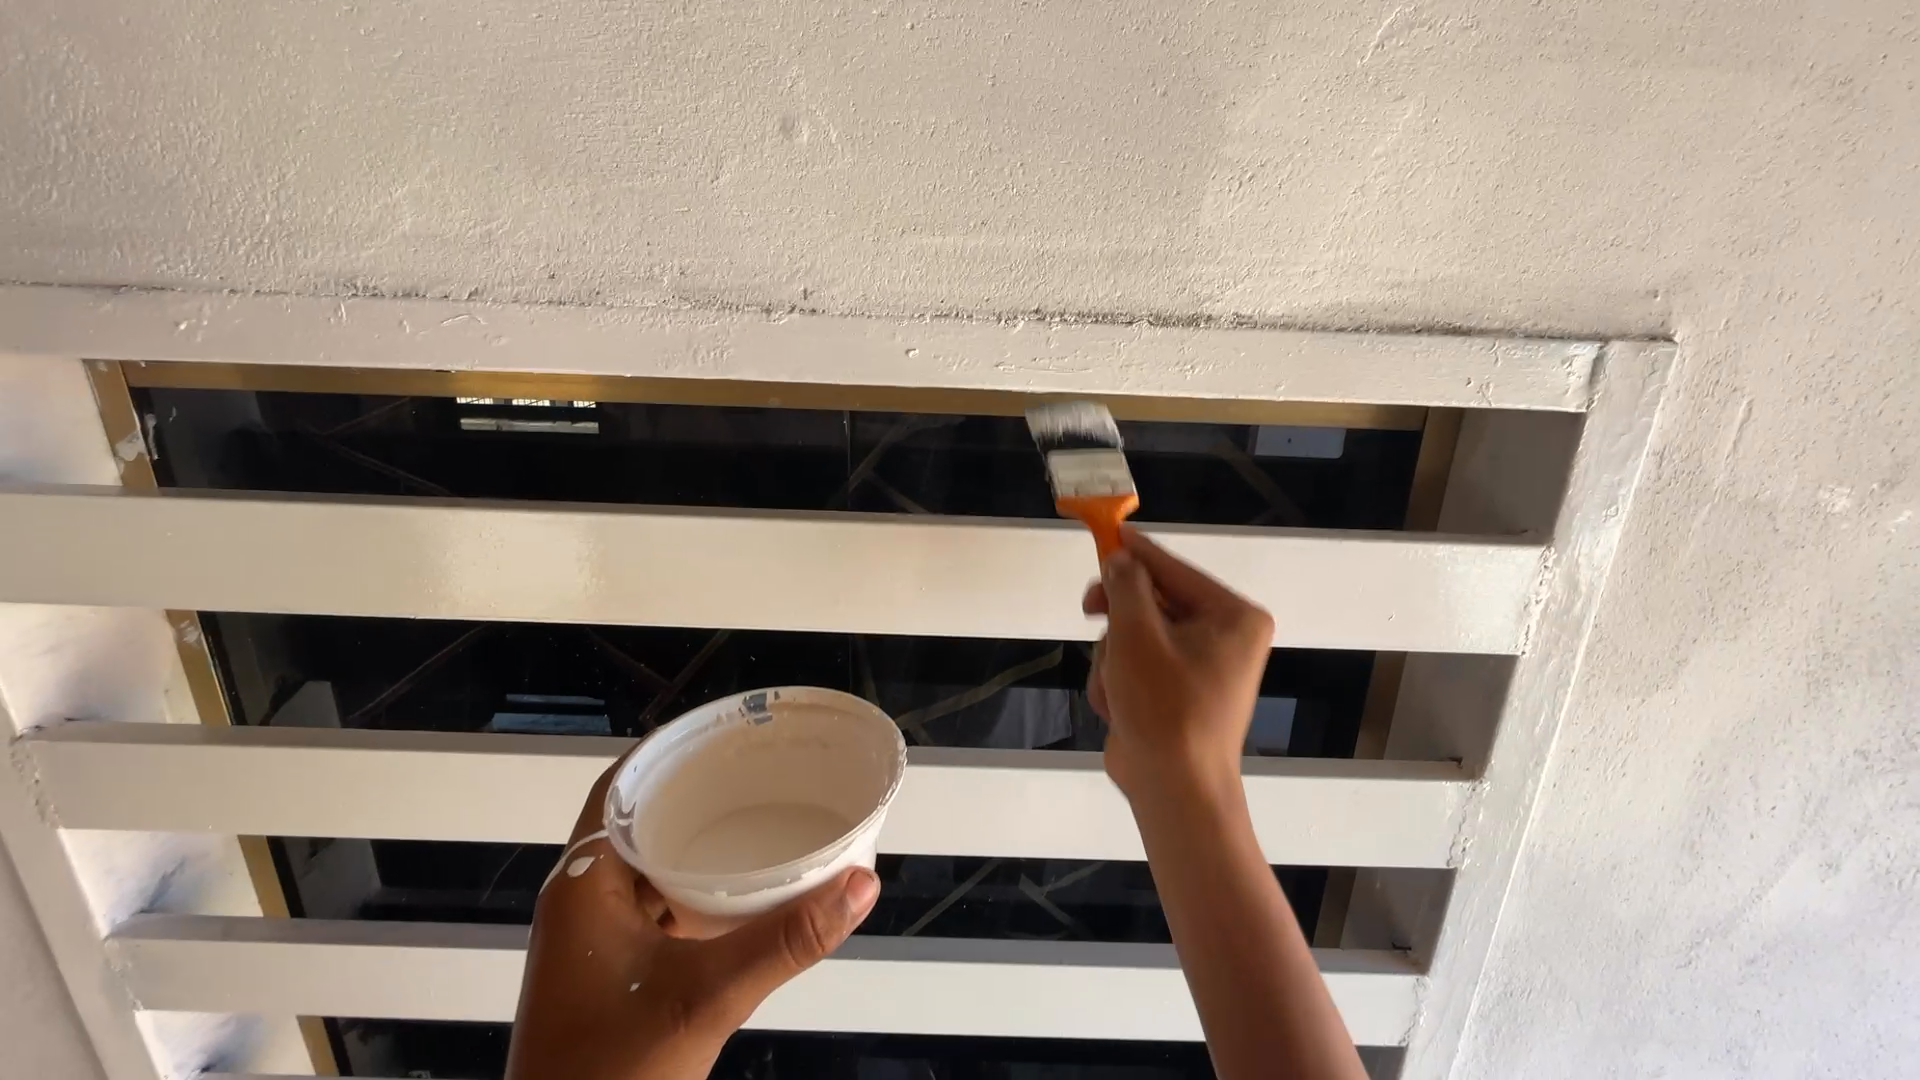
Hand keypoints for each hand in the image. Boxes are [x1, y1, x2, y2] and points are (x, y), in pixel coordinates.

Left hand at [506, 763, 879, 1079]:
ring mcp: (594, 938)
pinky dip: (696, 885)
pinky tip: (741, 888)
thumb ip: (787, 939)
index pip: (621, 785)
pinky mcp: (612, 969)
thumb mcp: (707, 998)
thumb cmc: (613, 1072)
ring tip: (759, 812)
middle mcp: (582, 898)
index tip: (728, 733)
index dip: (669, 750)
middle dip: (695, 790)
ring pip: (648, 863)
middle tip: (760, 768)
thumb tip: (864, 882)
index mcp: (584, 883)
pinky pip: (657, 902)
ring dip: (696, 838)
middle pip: (638, 817)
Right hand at [1082, 528, 1274, 803]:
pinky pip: (1134, 665)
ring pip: (1134, 635)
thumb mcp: (1137, 637)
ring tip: (1117, 690)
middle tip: (1088, 609)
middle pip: (1151, 602)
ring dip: (1113, 659)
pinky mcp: (1174, 690)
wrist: (1174, 791)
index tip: (1105, 531)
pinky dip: (1119, 681)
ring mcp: (1198, 666)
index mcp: (1232, 617)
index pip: (1173, 569)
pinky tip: (1120, 707)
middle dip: (1119, 623)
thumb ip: (1126, 588)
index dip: (1134, 552)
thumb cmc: (1165, 709)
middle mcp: (1223, 637)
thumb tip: (1120, 558)